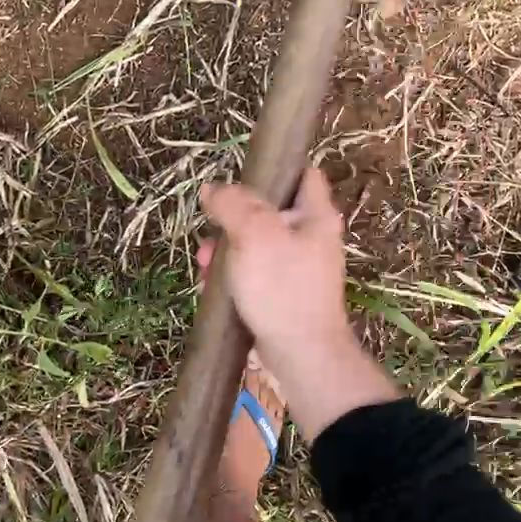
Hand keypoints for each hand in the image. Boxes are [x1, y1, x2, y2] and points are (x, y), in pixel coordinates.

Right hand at [200, 168, 399, 438]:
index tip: (240, 175)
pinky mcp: (283, 292)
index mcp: (315, 216)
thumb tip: (211, 189)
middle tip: (211, 228)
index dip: (273, 168)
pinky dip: (232, 274)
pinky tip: (212, 284)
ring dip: (226, 248)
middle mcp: (311, 237)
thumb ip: (232, 204)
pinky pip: (253, 271)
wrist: (301, 354)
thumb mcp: (253, 235)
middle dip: (233, 217)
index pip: (302, 174)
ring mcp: (298, 267)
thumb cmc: (282, 287)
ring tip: (205, 263)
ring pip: (254, 242)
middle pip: (267, 210)